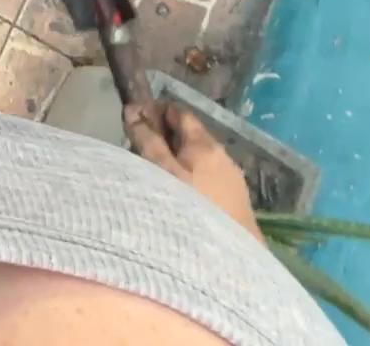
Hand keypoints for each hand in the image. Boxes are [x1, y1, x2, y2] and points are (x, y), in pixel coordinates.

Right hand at [125, 103, 260, 238]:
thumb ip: (146, 138)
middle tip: (141, 153)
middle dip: (165, 138)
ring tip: (157, 176)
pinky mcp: (238, 201)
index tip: (136, 123)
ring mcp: (233, 179)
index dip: (156, 112)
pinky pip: (209, 176)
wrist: (232, 261)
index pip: (179, 111)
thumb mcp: (159, 168)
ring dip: (178, 159)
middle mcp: (223, 156)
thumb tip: (132, 108)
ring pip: (199, 157)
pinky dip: (191, 177)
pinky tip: (180, 195)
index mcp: (205, 144)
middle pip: (190, 135)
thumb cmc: (190, 206)